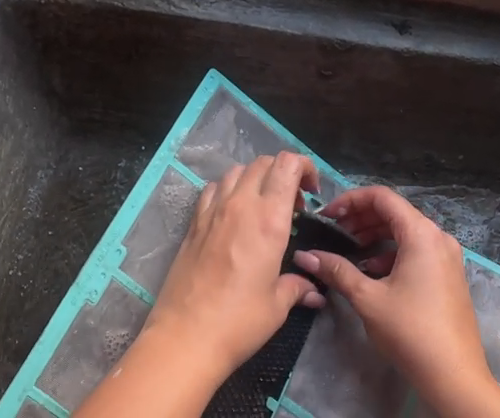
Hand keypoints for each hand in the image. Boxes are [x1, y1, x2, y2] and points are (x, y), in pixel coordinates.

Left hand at [73, 152, 322, 417]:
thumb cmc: (239, 321)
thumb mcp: (277, 305)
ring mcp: (213, 210)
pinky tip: (232, 213)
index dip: (304, 166)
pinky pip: (213, 189)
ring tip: (264, 206)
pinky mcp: (194, 222)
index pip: (287, 165)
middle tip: (293, 204)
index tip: (311, 190)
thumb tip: (313, 290)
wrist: (186, 335)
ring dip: (256, 179)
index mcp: (269, 219)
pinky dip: (228, 190)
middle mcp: (241, 204)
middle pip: (263, 163)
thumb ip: (297, 287)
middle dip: (283, 173)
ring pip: (237, 171)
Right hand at [295, 186, 499, 416]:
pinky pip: (417, 250)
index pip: (382, 197)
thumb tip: (305, 256)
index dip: (351, 200)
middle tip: (334, 231)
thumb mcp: (368, 298)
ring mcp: (447, 257)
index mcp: (421, 233)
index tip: (328, 215)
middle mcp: (438, 237)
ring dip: (375, 235)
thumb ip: (337, 270)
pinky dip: (392, 252)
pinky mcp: (449, 276)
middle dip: (361, 218)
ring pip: (406, 232)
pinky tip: (373, 270)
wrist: (455, 377)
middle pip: (395, 212)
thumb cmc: (410, 330)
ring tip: (350, 249)